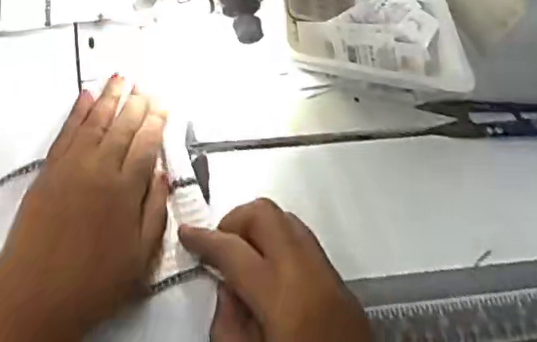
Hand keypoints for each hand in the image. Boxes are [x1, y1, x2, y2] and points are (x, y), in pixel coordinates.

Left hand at [0, 76, 169, 341]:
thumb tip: (161, 177)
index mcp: (126, 190)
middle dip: (135, 104)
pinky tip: (85, 96)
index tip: (161, 107)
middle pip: (122, 127)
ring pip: (95, 121)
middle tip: (143, 87)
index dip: (155, 123)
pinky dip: (77, 111)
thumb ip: (154, 212)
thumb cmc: (93, 282)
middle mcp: (100, 168)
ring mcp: (73, 164)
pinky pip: (67, 130)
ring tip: (118, 78)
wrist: (38, 287)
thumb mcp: (140, 258)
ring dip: (108, 97)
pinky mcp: (50, 167)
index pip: (145, 145)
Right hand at [180, 198, 370, 341]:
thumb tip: (226, 290)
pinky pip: (309, 250)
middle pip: (265, 215)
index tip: (187, 234)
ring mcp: (333, 282)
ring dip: (262, 231)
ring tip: (247, 260)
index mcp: (281, 296)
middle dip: (236, 222)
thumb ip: (227, 322)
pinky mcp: (348, 295)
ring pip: (290, 223)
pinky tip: (275, 281)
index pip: (231, 248)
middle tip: (220, 247)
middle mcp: (309, 275)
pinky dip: (285, 250)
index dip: (203, 239)